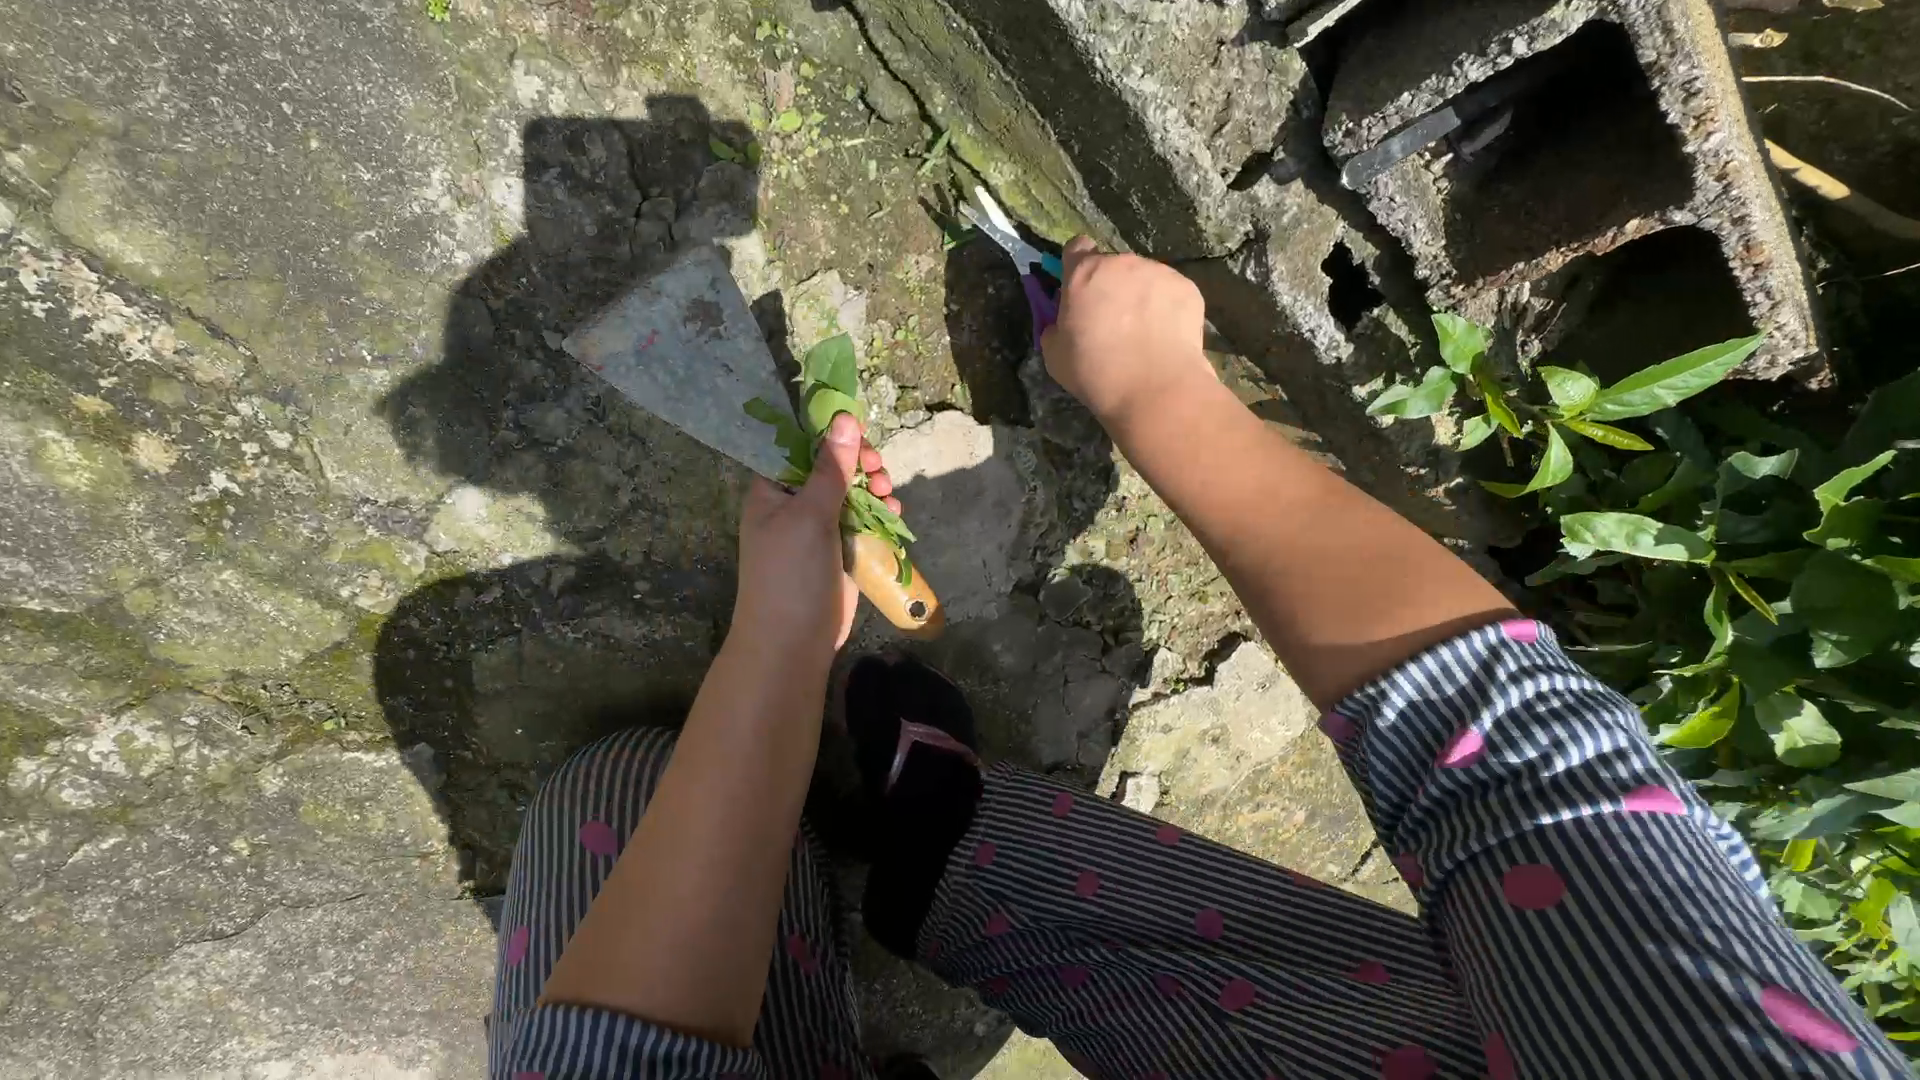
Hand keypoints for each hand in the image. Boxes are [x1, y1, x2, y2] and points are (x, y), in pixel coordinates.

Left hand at [732, 412, 897, 661]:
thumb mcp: (809, 515)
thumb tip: (845, 417)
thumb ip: (831, 468)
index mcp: (773, 490)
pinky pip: (862, 520)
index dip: (829, 433)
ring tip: (888, 493)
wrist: (792, 642)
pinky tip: (894, 512)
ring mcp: (818, 529)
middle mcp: (793, 504)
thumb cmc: (790, 573)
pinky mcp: (840, 550)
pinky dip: (879, 513)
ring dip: (873, 487)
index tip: (859, 427)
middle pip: (831, 467)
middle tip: (878, 467)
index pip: (799, 446)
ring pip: (851, 493)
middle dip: (859, 463)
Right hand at [1039, 236, 1215, 422]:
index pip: (1077, 248)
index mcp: (1084, 273)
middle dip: (1110, 287)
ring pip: (1144, 277)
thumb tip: (1062, 324)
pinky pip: (1170, 292)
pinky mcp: (1187, 287)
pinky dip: (1166, 307)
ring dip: (1140, 296)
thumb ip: (1055, 328)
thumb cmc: (1095, 372)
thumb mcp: (1055, 355)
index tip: (1080, 289)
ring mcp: (1158, 272)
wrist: (1153, 389)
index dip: (1077, 266)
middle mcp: (1121, 263)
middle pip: (1112, 266)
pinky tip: (1165, 336)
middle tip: (1113, 323)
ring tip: (1143, 333)